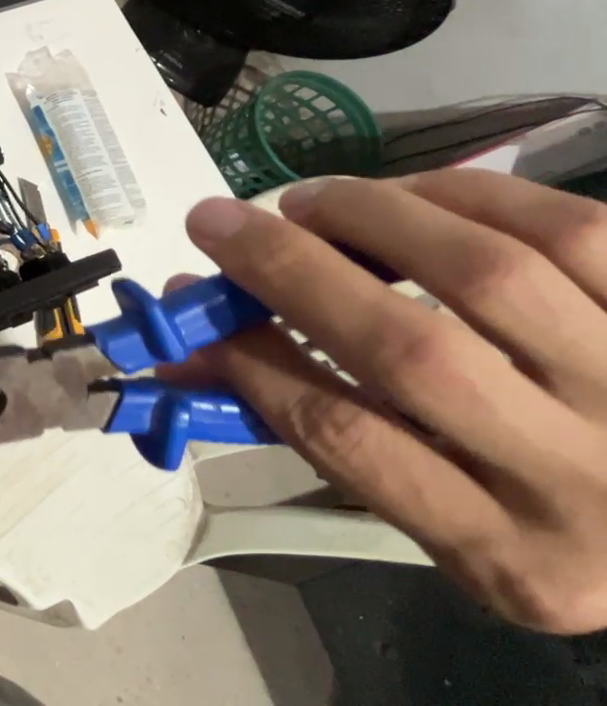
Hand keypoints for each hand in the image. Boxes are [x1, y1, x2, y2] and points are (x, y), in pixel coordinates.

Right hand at [181, 172, 606, 632]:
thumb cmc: (543, 520)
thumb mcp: (434, 514)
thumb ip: (307, 425)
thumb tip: (182, 349)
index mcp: (510, 556)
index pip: (345, 436)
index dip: (249, 356)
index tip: (195, 303)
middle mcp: (590, 484)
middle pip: (410, 352)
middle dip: (287, 268)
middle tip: (217, 221)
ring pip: (491, 272)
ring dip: (371, 214)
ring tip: (309, 201)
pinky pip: (578, 231)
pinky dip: (471, 195)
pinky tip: (416, 193)